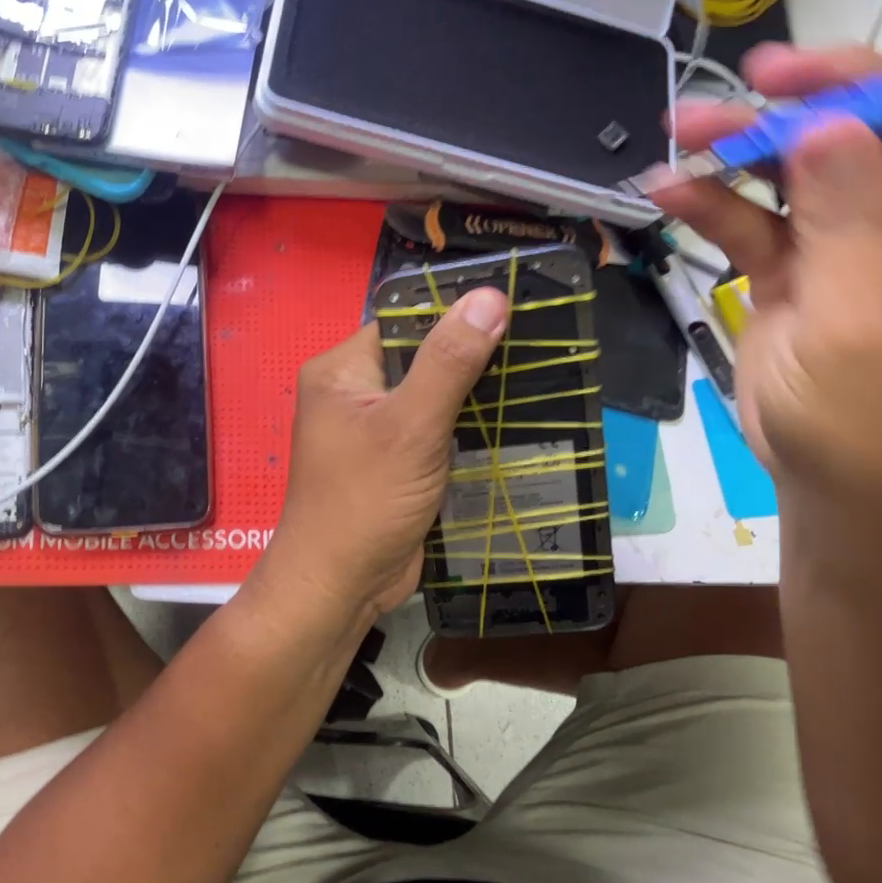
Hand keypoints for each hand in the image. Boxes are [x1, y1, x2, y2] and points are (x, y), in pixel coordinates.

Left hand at [256, 289, 508, 621]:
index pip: (403, 323)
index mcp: (341, 371)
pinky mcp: (396, 463)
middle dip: (473, 358)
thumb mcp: (410, 425)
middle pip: (421, 359)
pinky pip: (436, 432)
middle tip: (539, 347)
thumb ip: (449, 362)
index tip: (515, 309)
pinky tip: (516, 422)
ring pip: (434, 398)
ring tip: (540, 379)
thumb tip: (487, 296)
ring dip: (476, 396)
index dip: (455, 315)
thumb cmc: (365, 500)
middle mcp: (353, 393)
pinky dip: (468, 430)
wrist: (340, 586)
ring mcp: (374, 431)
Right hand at [652, 0, 881, 492]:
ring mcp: (873, 236)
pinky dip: (716, 197)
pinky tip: (668, 188)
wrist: (830, 485)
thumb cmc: (876, 429)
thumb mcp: (862, 333)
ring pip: (824, 156)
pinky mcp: (810, 259)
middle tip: (764, 78)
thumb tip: (830, 128)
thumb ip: (847, 228)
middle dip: (840, 87)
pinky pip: (764, 211)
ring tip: (688, 128)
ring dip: (754, 139)